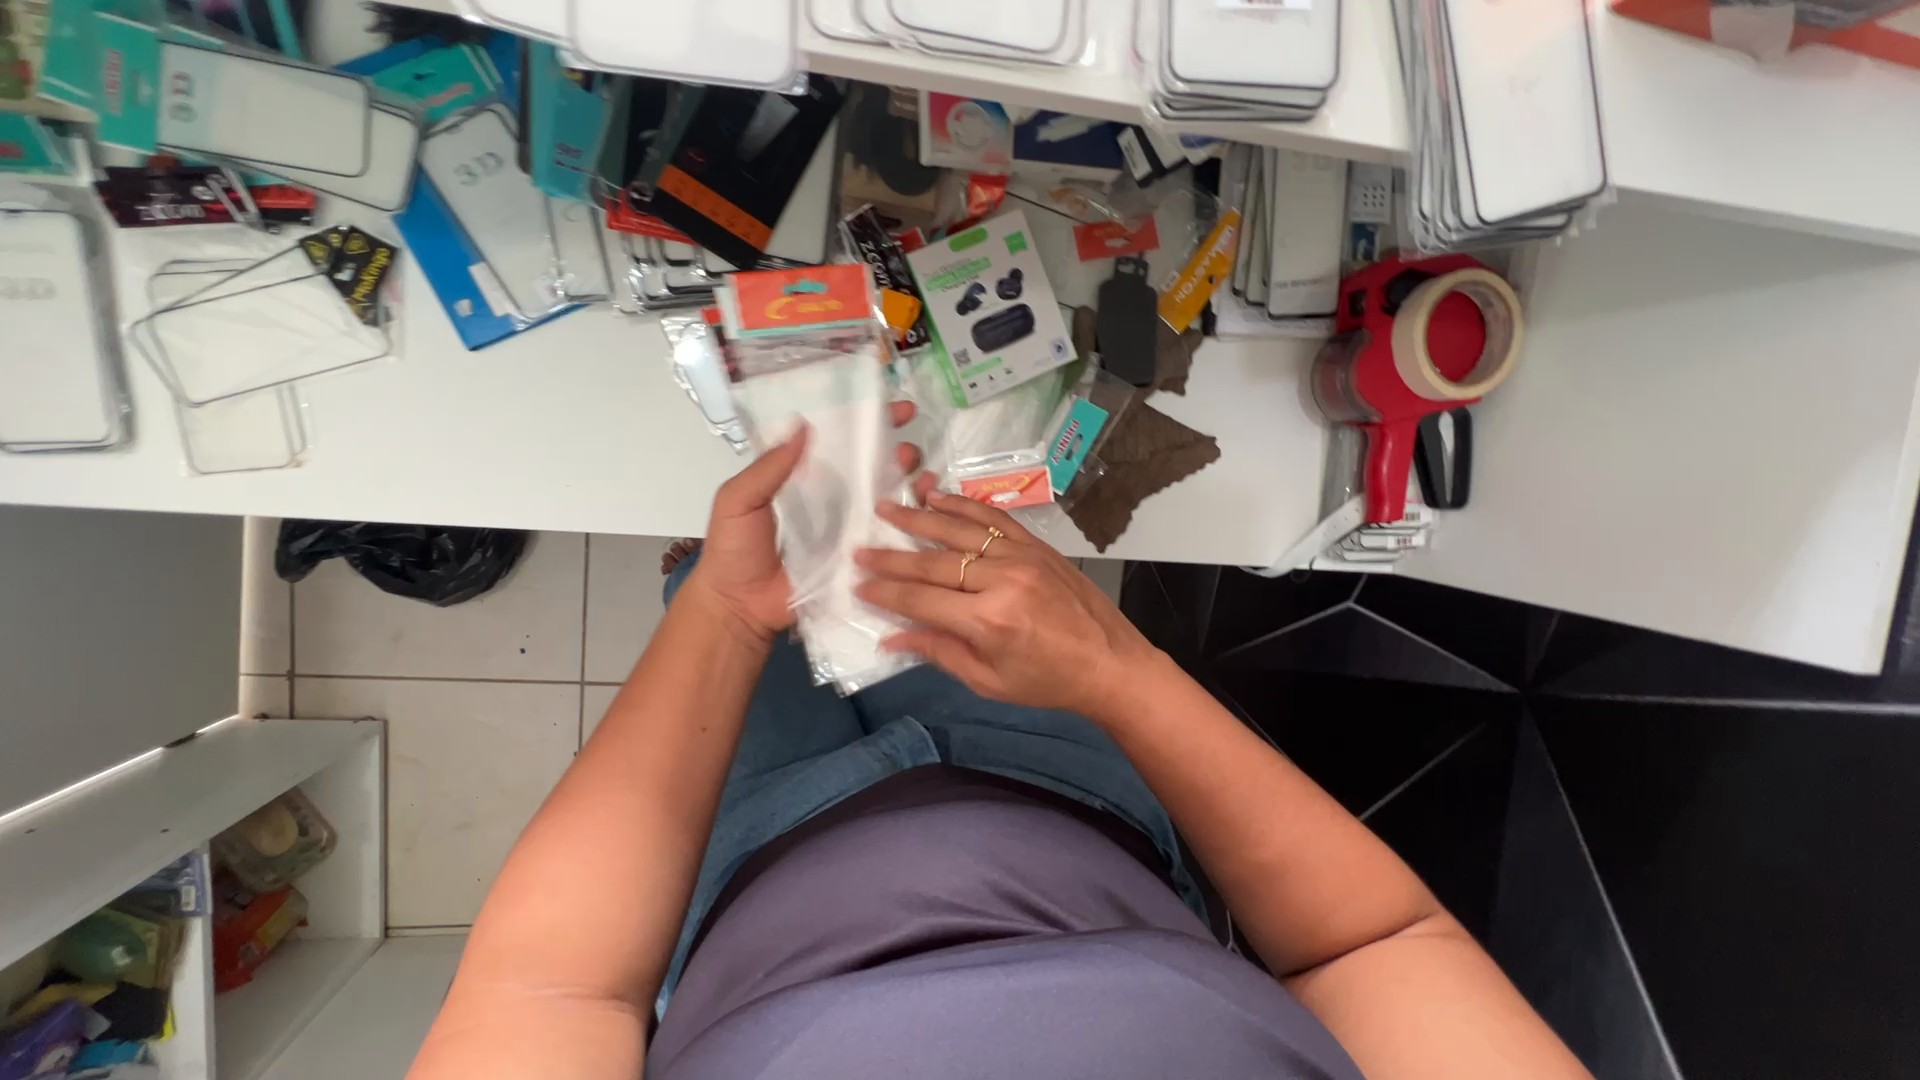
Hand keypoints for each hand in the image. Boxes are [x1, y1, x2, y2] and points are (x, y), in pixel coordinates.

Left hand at [689, 402, 925, 641]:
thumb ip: (768, 467)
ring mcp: (848, 530)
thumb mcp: (739, 499)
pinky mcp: (859, 558)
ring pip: (887, 498)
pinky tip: (925, 507)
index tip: (892, 406)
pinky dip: (910, 521)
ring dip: (908, 480)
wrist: (740, 606)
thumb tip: (802, 427)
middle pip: (871, 467)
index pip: (837, 442)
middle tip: (908, 446)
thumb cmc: (733, 551)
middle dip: (896, 450)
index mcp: (803, 479)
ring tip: (919, 472)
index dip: (863, 423)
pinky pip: (888, 537)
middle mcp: (831, 499)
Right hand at [854, 491, 1164, 714]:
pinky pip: (993, 519)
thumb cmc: (1048, 682)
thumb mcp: (989, 681)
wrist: (1111, 663)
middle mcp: (1002, 580)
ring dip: (920, 518)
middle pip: (934, 563)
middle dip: (892, 557)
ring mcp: (1021, 557)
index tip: (858, 585)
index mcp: (988, 621)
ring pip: (960, 530)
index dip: (886, 593)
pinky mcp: (1037, 546)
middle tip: (860, 549)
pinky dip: (963, 506)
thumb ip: (940, 652)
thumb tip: (892, 638)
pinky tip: (938, 497)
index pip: (921, 601)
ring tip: (887, 508)